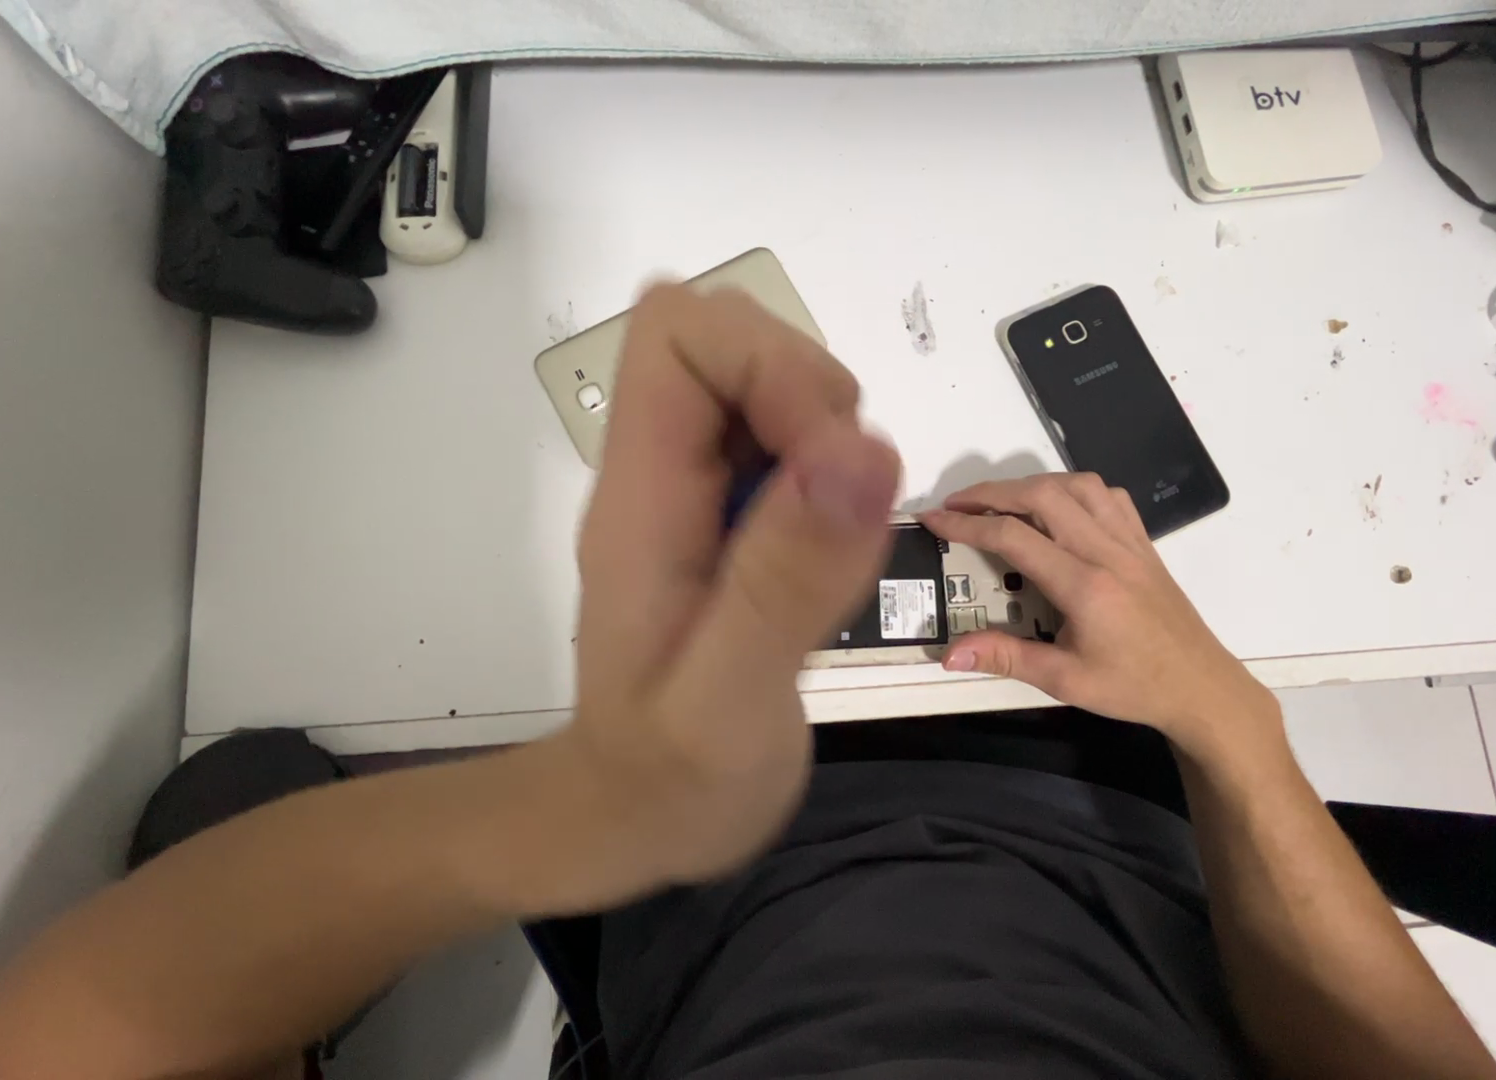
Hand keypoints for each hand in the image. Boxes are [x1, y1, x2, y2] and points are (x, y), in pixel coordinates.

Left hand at [559, 285, 899, 892]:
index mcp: (641, 498)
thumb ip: (784, 584)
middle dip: (809, 396)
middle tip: (839, 507)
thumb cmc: (669, 780)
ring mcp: (695, 491)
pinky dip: (832, 474)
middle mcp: (661, 474)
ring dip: (829, 437)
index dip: (768, 363)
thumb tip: (860, 450)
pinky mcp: (731, 517)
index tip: (827, 458)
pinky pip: (789, 443)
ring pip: (766, 385)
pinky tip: (829, 558)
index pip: (677, 336)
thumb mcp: (728, 703)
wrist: (635, 816)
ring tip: (834, 546)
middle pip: (728, 341)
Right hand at [918, 473, 1277, 756]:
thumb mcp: (1064, 680)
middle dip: (991, 492)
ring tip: (1000, 501)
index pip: (1013, 537)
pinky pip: (1108, 497)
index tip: (933, 519)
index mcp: (1084, 585)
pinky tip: (1057, 508)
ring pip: (1078, 486)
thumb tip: (950, 654)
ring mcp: (1130, 543)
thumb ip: (1005, 658)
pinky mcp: (1144, 544)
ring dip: (1032, 484)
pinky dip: (1073, 489)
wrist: (1203, 688)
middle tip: (956, 504)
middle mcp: (1107, 552)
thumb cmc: (1133, 687)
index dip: (966, 524)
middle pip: (1042, 495)